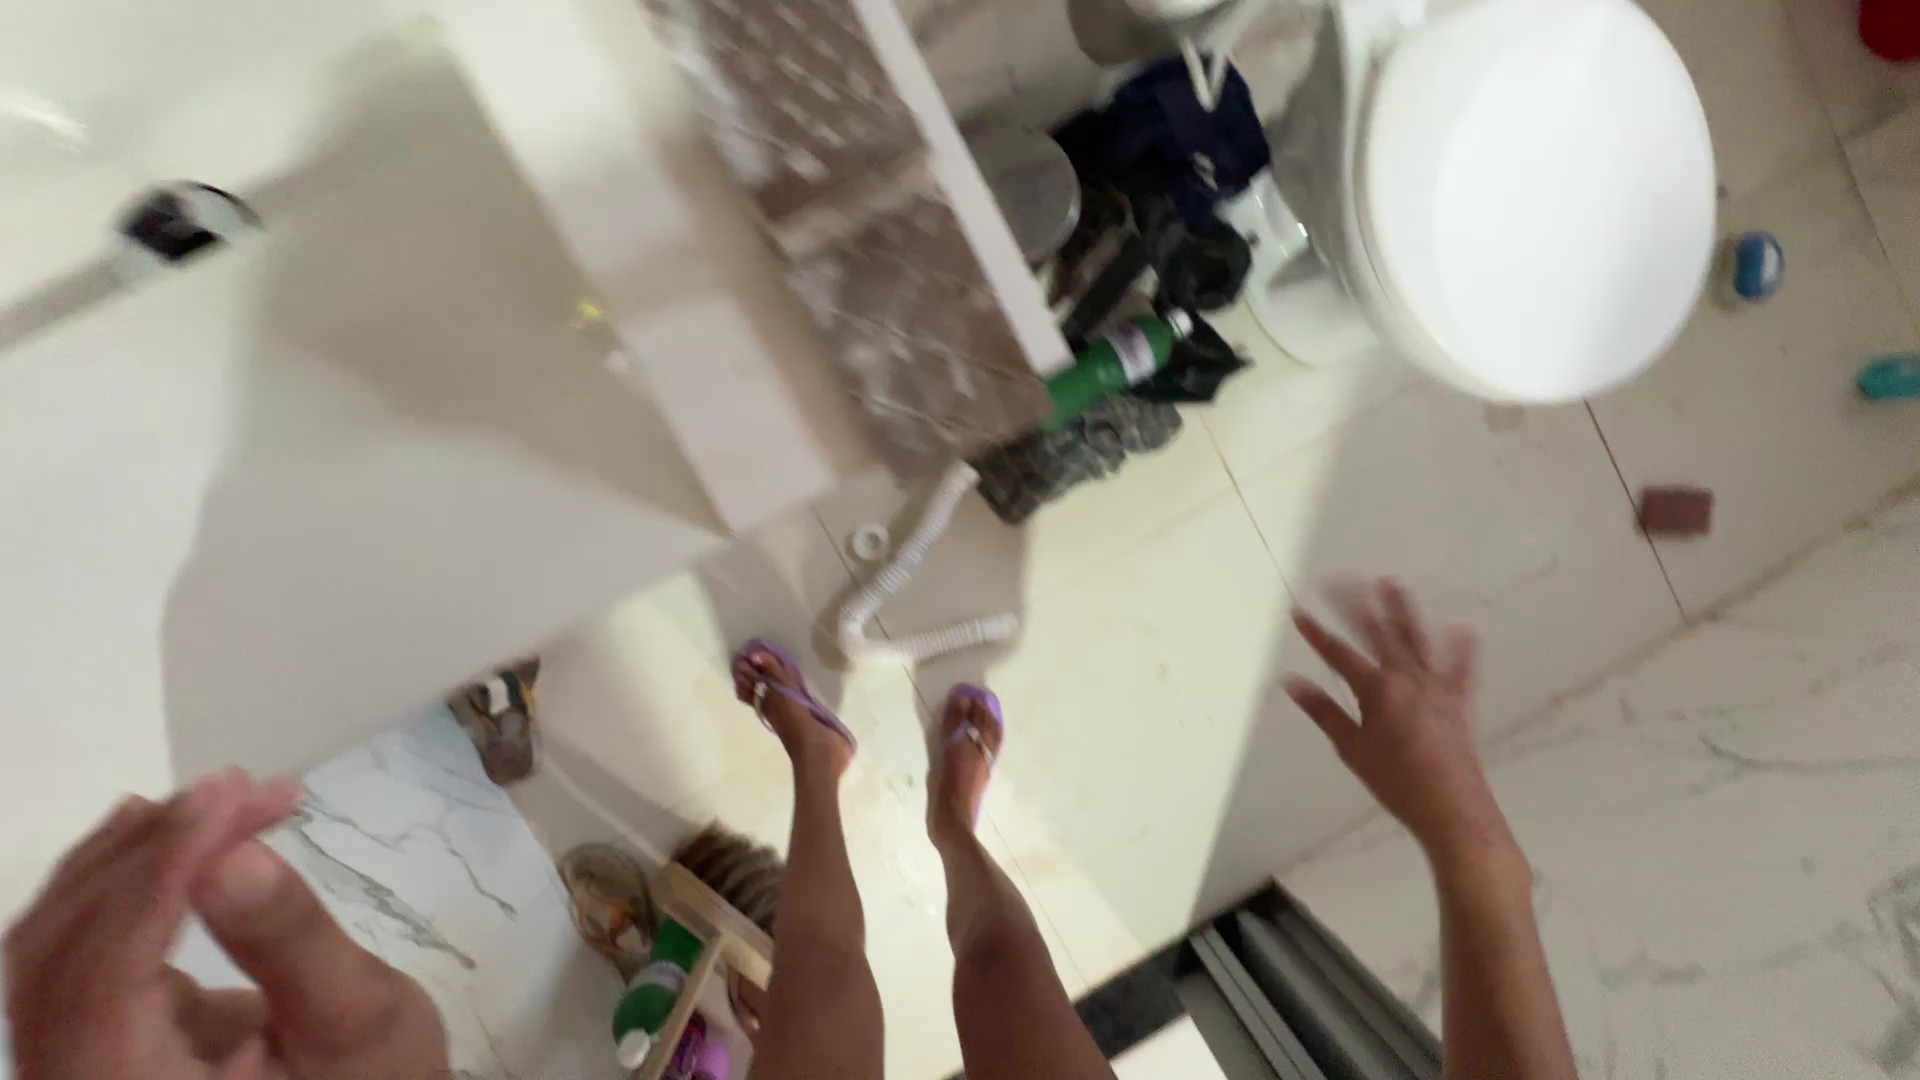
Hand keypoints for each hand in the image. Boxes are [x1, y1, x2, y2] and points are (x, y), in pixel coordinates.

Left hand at [5, 769, 450, 1079]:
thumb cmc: (380, 1078)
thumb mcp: (359, 1016)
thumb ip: (289, 944)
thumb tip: (232, 857)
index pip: (96, 977)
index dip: (153, 877)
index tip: (231, 796)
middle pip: (51, 956)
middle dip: (144, 853)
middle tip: (243, 786)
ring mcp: (76, 1063)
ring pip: (53, 946)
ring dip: (136, 856)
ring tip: (224, 794)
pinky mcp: (107, 1035)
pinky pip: (86, 951)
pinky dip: (133, 882)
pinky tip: (179, 835)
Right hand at [1285, 579, 1517, 866]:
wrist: (1454, 813)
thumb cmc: (1395, 783)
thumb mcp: (1351, 748)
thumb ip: (1323, 712)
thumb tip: (1291, 682)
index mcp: (1377, 690)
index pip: (1338, 654)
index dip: (1316, 632)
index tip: (1299, 610)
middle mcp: (1407, 680)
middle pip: (1377, 633)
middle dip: (1356, 604)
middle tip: (1340, 579)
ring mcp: (1437, 688)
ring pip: (1416, 640)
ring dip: (1402, 610)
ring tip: (1390, 583)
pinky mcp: (1459, 703)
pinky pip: (1460, 669)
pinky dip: (1461, 648)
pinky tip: (1463, 629)